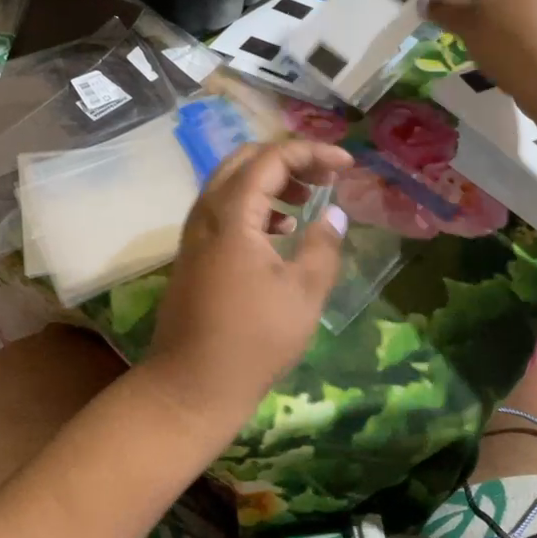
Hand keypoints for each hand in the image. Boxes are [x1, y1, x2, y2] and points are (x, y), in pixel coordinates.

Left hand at [146, 140, 353, 423]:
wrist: (189, 385)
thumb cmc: (252, 339)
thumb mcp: (303, 293)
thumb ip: (323, 245)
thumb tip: (334, 213)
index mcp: (232, 213)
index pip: (272, 158)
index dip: (312, 153)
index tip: (347, 164)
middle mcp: (207, 211)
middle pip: (246, 160)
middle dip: (288, 160)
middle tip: (324, 177)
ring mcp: (194, 231)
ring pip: (232, 183)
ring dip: (270, 182)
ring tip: (306, 202)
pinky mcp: (193, 252)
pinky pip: (223, 208)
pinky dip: (254, 205)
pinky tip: (281, 231)